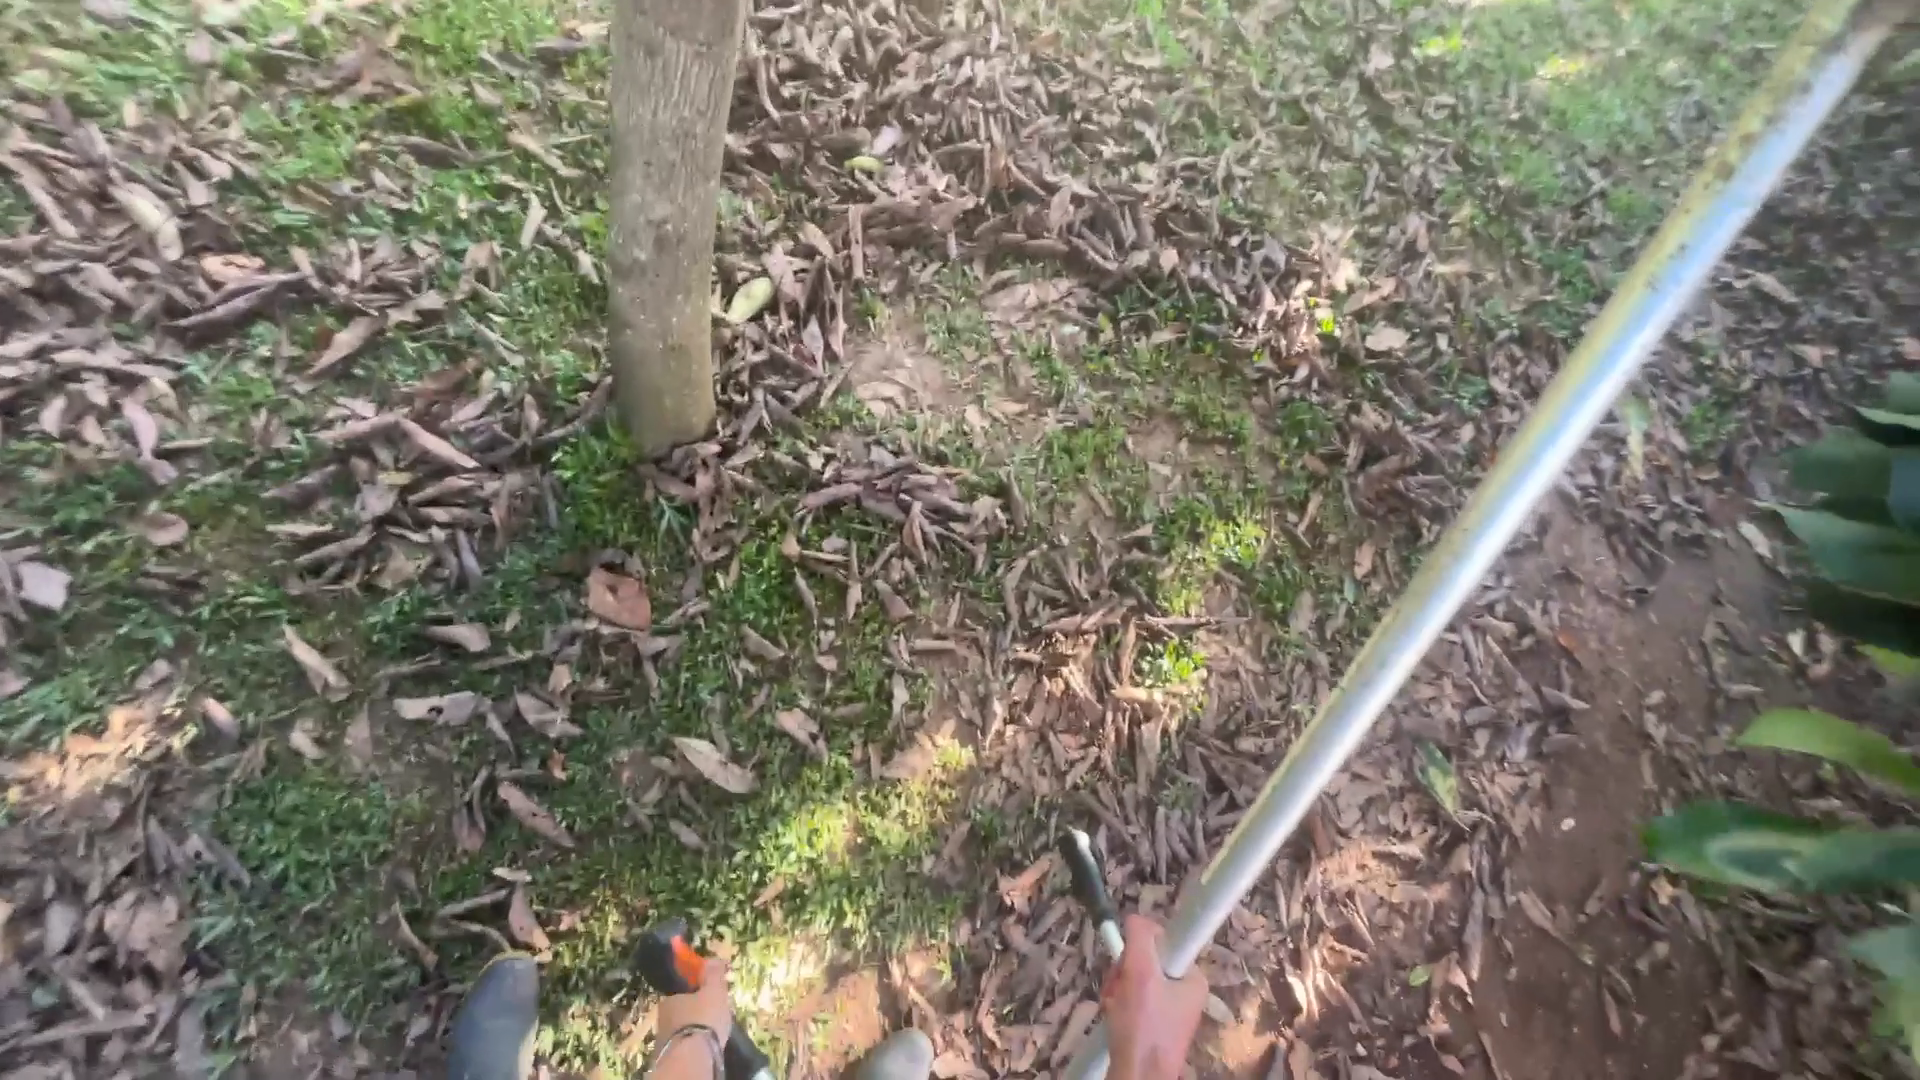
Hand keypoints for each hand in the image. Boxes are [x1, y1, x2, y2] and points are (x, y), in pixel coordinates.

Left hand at [654, 956, 732, 1077]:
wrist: (690, 1059)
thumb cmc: (703, 1018)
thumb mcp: (714, 991)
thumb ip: (713, 974)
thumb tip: (712, 958)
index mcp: (669, 998)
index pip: (683, 989)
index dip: (698, 989)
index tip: (711, 993)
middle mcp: (662, 1017)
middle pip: (682, 1009)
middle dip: (696, 1009)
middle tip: (714, 1012)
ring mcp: (663, 1039)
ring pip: (682, 1027)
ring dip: (694, 1027)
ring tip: (711, 1030)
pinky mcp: (667, 1057)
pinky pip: (683, 1044)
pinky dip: (693, 1042)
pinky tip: (704, 1045)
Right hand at [1102, 916, 1206, 1079]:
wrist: (1136, 1078)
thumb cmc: (1143, 1027)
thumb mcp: (1141, 973)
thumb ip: (1140, 937)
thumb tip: (1136, 917)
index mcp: (1192, 977)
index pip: (1163, 939)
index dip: (1140, 946)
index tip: (1129, 961)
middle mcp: (1184, 989)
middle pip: (1145, 957)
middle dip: (1124, 970)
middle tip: (1118, 986)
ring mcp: (1168, 1006)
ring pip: (1134, 976)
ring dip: (1117, 985)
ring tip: (1114, 1004)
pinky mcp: (1152, 1020)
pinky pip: (1131, 995)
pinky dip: (1117, 1000)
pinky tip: (1114, 1012)